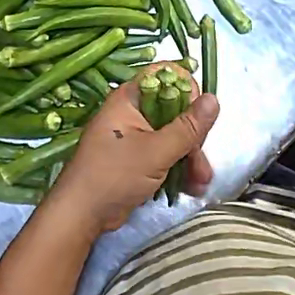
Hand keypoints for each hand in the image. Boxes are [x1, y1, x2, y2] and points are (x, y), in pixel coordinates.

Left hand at [42, 63, 218, 235]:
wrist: (81, 217)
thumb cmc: (113, 176)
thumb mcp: (157, 151)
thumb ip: (188, 127)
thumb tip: (214, 99)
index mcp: (130, 99)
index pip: (165, 77)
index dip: (187, 91)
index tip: (199, 115)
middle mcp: (132, 112)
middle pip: (175, 109)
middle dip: (194, 136)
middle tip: (200, 159)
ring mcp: (135, 136)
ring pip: (174, 135)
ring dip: (191, 156)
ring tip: (200, 181)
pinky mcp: (137, 158)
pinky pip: (166, 153)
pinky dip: (179, 167)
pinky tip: (192, 186)